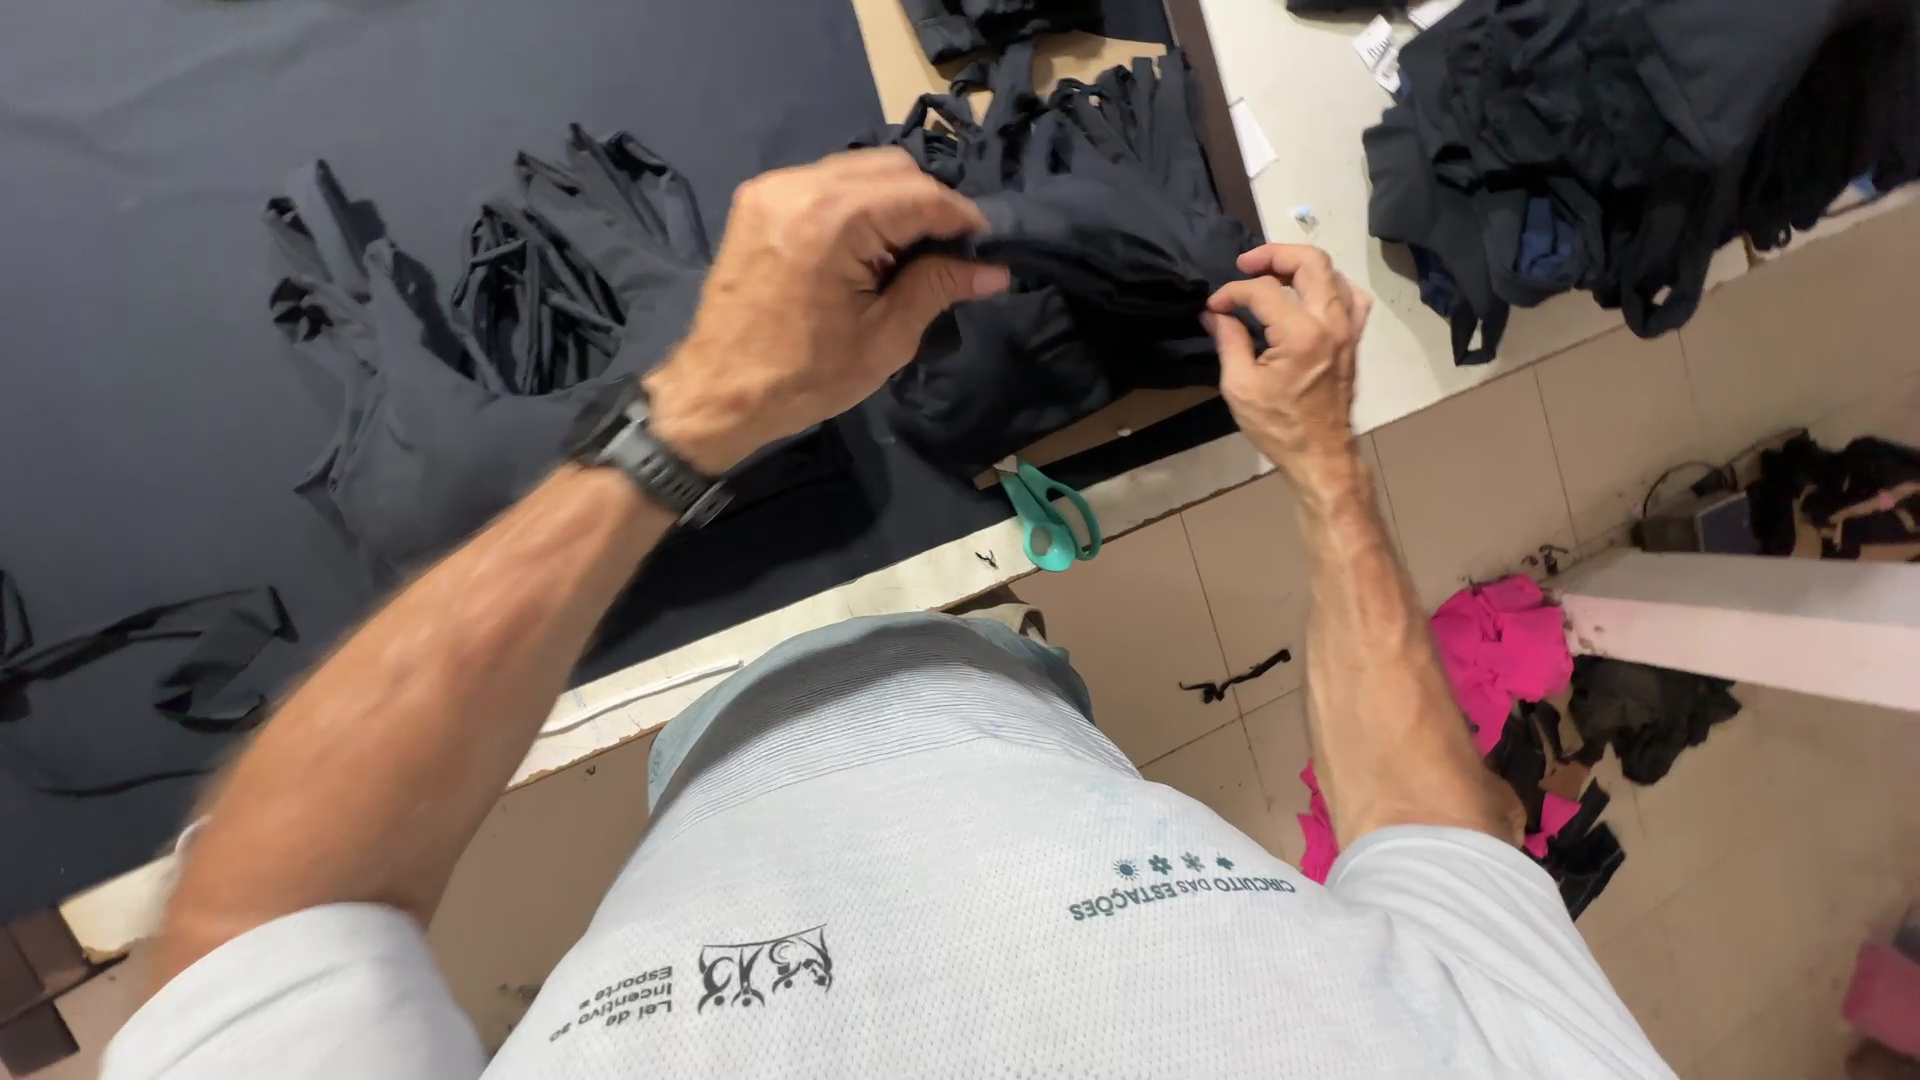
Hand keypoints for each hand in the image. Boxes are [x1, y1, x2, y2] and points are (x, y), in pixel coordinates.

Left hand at [642, 148, 1008, 473]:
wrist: (720, 393)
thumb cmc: (805, 379)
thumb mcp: (885, 340)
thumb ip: (937, 289)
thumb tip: (993, 271)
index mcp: (833, 220)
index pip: (920, 195)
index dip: (963, 220)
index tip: (986, 250)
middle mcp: (799, 186)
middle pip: (892, 169)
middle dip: (930, 207)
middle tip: (949, 256)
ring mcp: (773, 188)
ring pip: (859, 170)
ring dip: (895, 205)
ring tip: (908, 258)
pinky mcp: (759, 201)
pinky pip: (827, 184)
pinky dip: (859, 206)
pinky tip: (867, 251)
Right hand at [1203, 244, 1372, 490]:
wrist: (1319, 453)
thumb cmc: (1276, 425)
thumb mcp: (1239, 386)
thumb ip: (1228, 341)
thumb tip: (1214, 314)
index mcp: (1301, 334)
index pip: (1263, 291)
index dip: (1232, 292)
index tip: (1214, 307)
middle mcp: (1331, 322)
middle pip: (1310, 262)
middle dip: (1273, 255)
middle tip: (1245, 265)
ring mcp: (1348, 328)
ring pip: (1333, 272)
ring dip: (1300, 266)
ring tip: (1273, 274)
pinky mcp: (1353, 337)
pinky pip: (1349, 295)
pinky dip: (1326, 284)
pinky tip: (1307, 293)